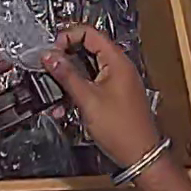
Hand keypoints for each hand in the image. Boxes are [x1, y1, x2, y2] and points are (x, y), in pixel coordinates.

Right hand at [42, 23, 161, 168]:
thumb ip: (67, 75)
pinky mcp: (115, 94)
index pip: (90, 33)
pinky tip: (64, 105)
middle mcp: (119, 66)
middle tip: (49, 66)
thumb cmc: (120, 128)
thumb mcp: (88, 100)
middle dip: (66, 57)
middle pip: (88, 49)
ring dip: (70, 77)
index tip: (52, 50)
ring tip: (54, 89)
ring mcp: (118, 80)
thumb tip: (50, 56)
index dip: (69, 37)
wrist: (141, 157)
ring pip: (88, 68)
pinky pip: (93, 83)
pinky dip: (79, 90)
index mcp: (117, 61)